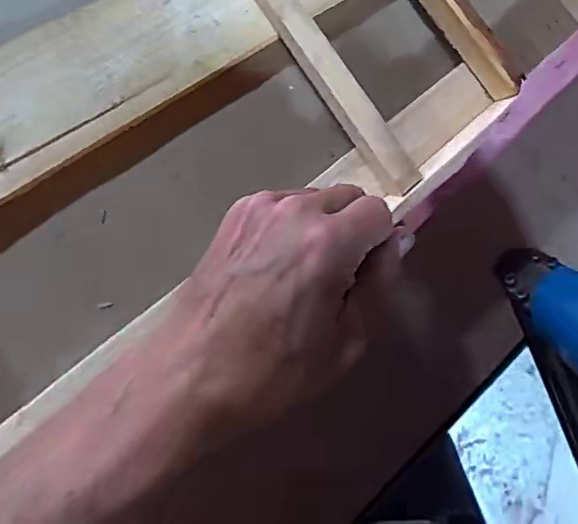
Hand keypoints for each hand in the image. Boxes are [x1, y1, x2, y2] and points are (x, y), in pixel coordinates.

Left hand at [160, 185, 405, 437]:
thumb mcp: (348, 342)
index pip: (380, 211)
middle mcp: (298, 211)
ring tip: (297, 273)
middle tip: (334, 276)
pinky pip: (287, 205)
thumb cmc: (270, 374)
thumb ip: (381, 283)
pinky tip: (271, 265)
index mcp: (329, 242)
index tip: (362, 276)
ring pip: (319, 199)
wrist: (183, 380)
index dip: (379, 243)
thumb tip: (394, 243)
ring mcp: (263, 206)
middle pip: (352, 197)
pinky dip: (291, 226)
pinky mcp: (238, 211)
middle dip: (354, 230)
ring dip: (323, 225)